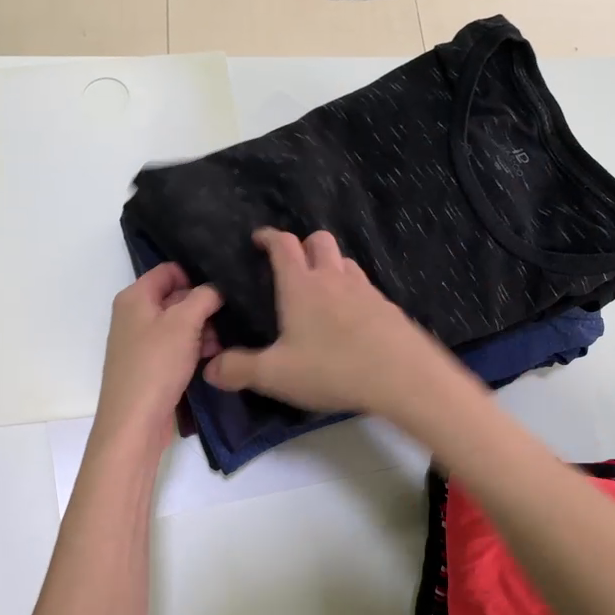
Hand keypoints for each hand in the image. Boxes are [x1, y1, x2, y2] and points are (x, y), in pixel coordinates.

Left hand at [93, 263, 222, 459]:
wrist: (135, 423)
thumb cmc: (156, 364)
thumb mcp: (184, 322)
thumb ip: (203, 296)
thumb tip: (216, 287)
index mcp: (134, 297)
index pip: (168, 270)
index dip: (196, 273)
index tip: (225, 283)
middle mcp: (134, 316)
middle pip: (175, 298)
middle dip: (205, 305)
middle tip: (237, 311)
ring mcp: (142, 343)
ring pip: (180, 325)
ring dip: (205, 329)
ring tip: (233, 336)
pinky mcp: (152, 367)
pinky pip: (178, 348)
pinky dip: (196, 348)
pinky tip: (219, 354)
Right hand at [204, 228, 457, 417]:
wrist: (404, 378)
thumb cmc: (333, 368)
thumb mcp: (276, 375)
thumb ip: (239, 370)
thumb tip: (209, 369)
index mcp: (301, 285)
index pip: (283, 245)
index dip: (268, 237)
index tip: (258, 239)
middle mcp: (333, 278)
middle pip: (320, 240)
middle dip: (303, 244)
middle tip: (291, 264)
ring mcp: (365, 290)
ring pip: (345, 261)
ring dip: (330, 265)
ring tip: (320, 289)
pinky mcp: (388, 308)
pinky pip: (366, 287)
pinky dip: (353, 292)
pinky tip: (350, 319)